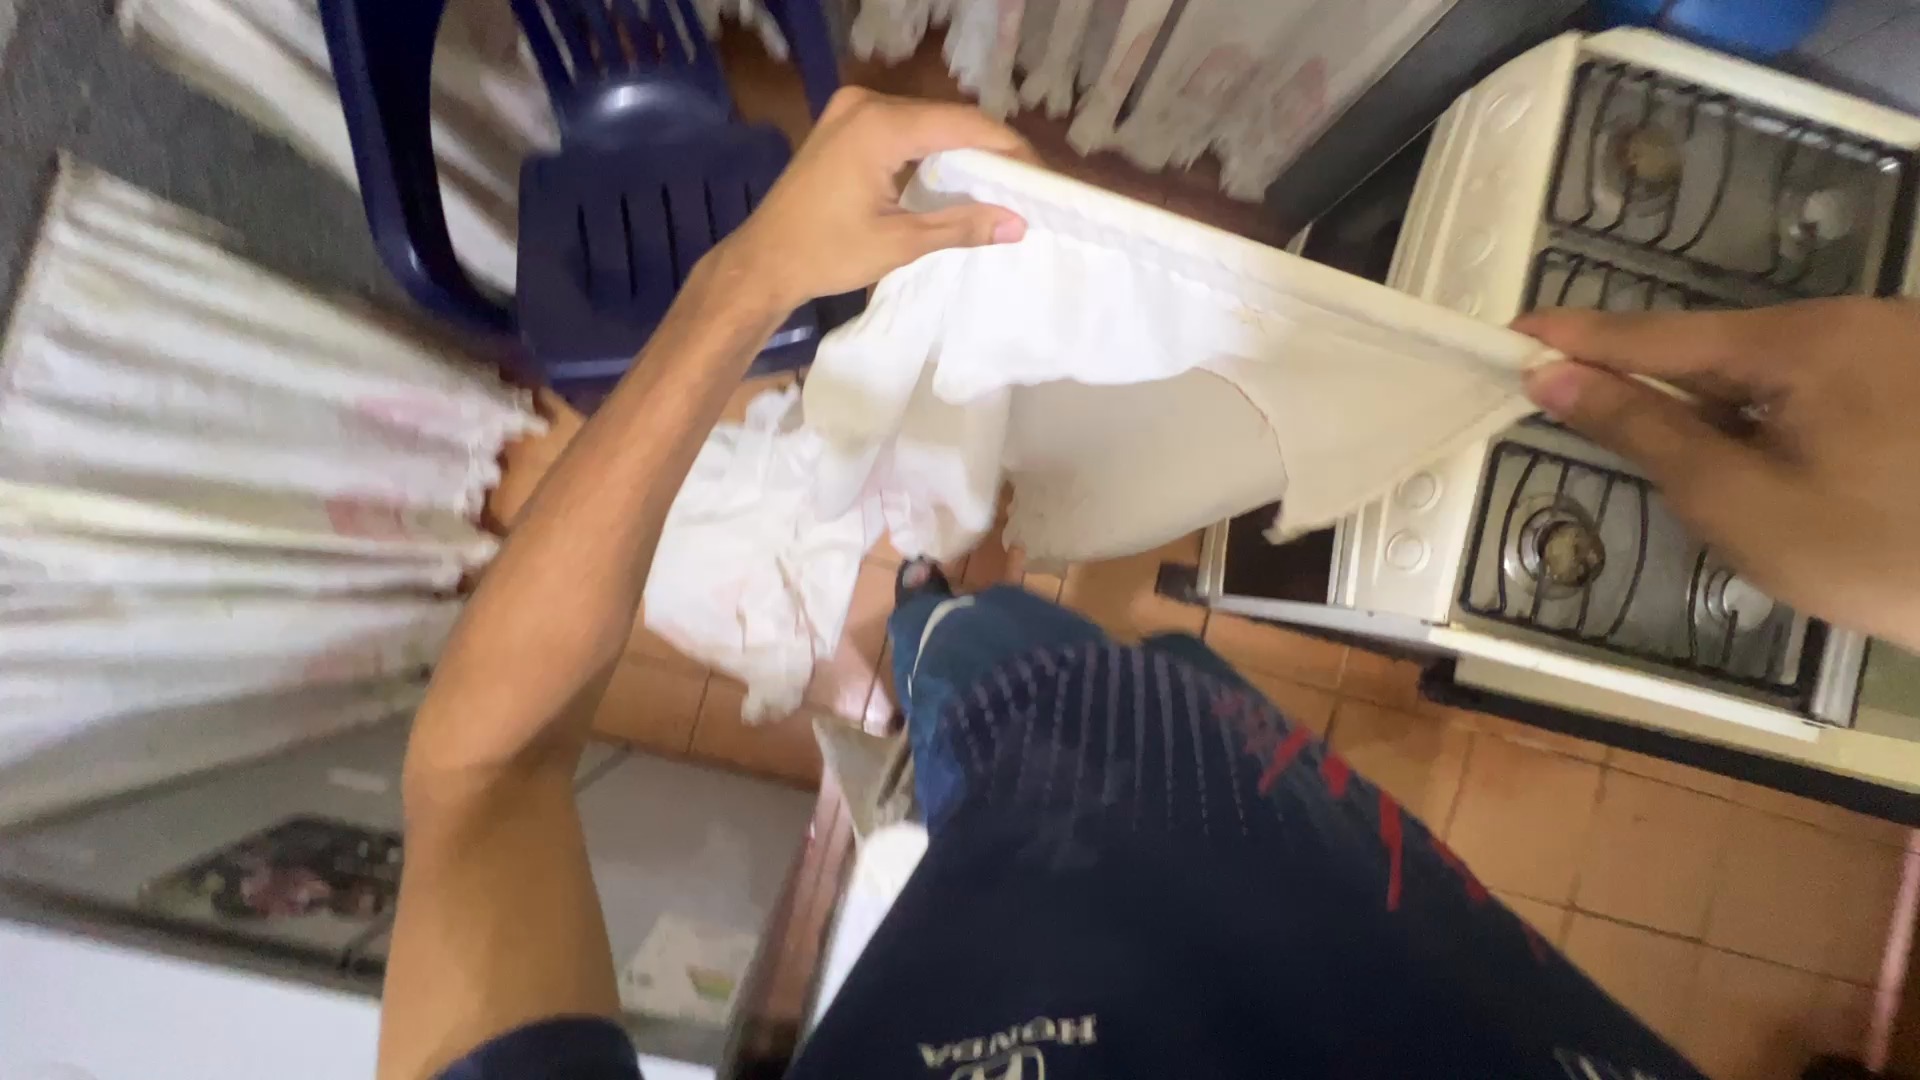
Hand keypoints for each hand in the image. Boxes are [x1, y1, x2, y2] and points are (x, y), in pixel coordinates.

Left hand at [712, 88, 1033, 309]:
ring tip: (995, 188)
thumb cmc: (827, 254)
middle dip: (987, 151)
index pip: (963, 124)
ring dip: (959, 152)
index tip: (1039, 178)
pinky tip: (951, 180)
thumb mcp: (900, 243)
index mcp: (880, 125)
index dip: (1007, 150)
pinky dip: (930, 154)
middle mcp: (866, 103)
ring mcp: (851, 111)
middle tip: (1022, 187)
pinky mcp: (844, 127)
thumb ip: (961, 227)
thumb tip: (1018, 224)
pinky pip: (901, 131)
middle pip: (945, 119)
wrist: (764, 261)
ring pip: (925, 124)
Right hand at [1515, 299, 1919, 650]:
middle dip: (1634, 380)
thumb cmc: (1880, 553)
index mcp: (1811, 343)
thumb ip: (1636, 428)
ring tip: (1671, 460)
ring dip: (1693, 407)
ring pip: (1747, 369)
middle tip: (1565, 410)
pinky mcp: (1911, 379)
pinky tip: (1746, 463)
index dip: (1572, 338)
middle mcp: (1856, 324)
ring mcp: (1893, 348)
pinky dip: (1743, 417)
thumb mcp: (1731, 497)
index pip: (1655, 334)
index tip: (1507, 335)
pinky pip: (1794, 385)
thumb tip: (1550, 377)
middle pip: (1704, 347)